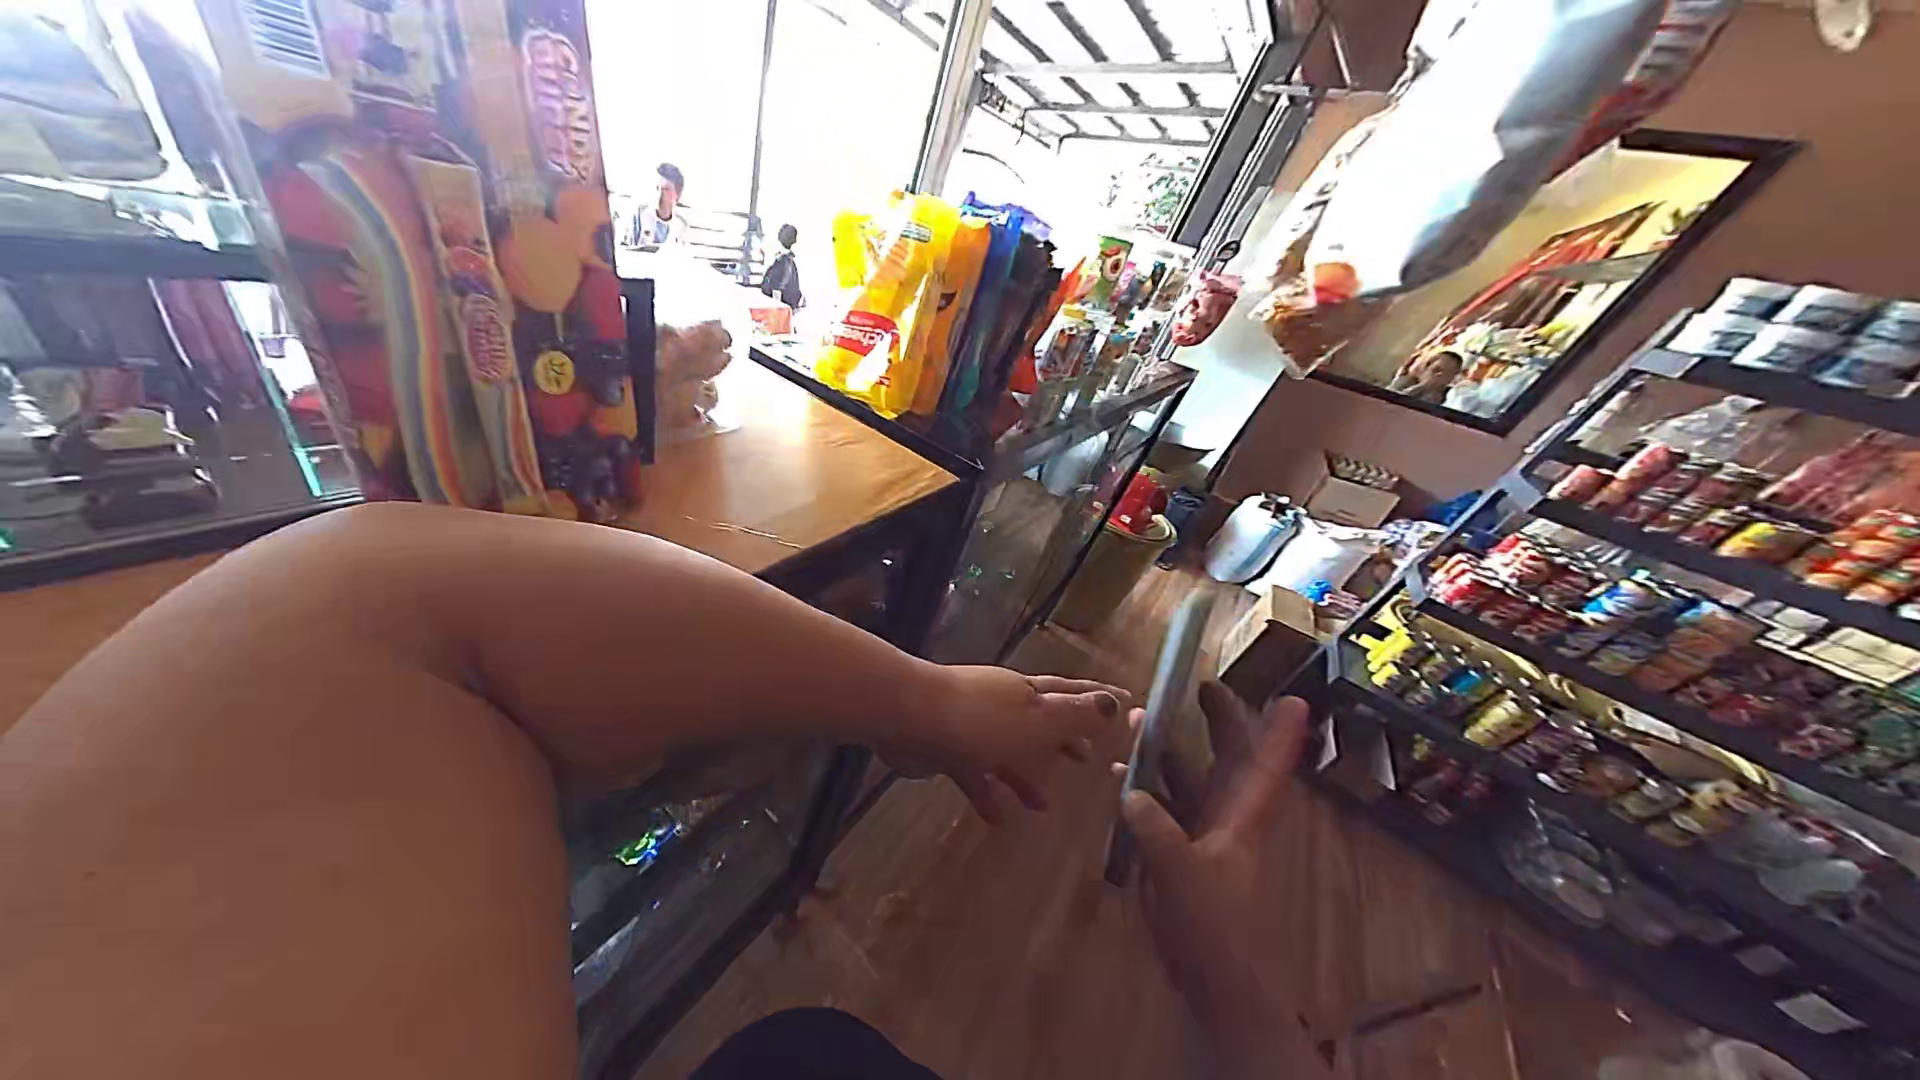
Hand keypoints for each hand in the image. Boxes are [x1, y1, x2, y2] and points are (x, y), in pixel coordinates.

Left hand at [880, 666, 1125, 822]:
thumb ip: (1077, 714)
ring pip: (1009, 754)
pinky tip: (999, 819)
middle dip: (1064, 741)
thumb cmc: (982, 720)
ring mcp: (974, 727)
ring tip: (1044, 806)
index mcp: (1029, 695)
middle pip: (1041, 724)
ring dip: (1027, 777)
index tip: (1125, 700)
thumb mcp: (1039, 720)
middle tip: (1088, 761)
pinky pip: (975, 775)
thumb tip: (1115, 703)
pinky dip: (988, 794)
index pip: (1072, 693)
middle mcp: (1005, 707)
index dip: (1099, 698)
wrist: (911, 718)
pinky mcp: (949, 750)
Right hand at [1119, 684, 1320, 1079]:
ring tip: (1142, 717)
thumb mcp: (1184, 874)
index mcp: (1243, 818)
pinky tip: (1119, 773)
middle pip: (1226, 757)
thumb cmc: (1215, 927)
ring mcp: (1199, 830)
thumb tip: (1131, 791)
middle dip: (1218, 721)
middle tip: (1202, 686)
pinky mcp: (1175, 848)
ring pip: (1186, 776)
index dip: (1282, 735)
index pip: (1268, 768)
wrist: (1211, 978)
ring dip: (1167, 749)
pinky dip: (1140, 786)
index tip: (1294, 700)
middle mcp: (1225, 815)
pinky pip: (1157, 805)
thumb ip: (1156, 829)